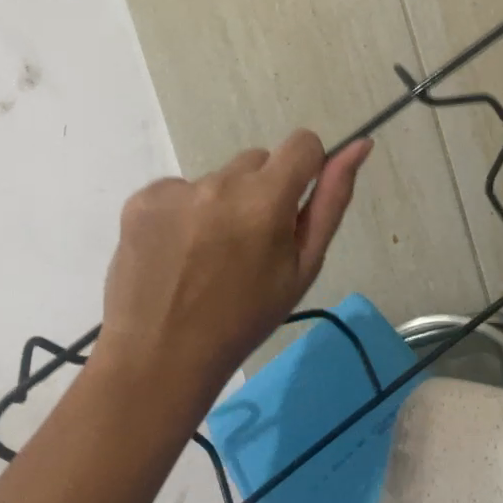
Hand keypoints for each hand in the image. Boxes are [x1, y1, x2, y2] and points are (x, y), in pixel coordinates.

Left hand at [93, 131, 372, 393]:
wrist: (160, 359)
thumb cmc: (245, 319)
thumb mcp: (302, 267)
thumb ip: (332, 200)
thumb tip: (360, 145)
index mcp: (266, 199)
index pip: (302, 143)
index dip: (305, 168)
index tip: (292, 204)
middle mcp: (220, 182)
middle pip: (256, 161)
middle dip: (260, 191)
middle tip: (247, 244)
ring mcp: (176, 190)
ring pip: (216, 177)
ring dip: (220, 203)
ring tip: (207, 255)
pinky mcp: (142, 200)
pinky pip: (178, 189)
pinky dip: (181, 213)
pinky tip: (176, 253)